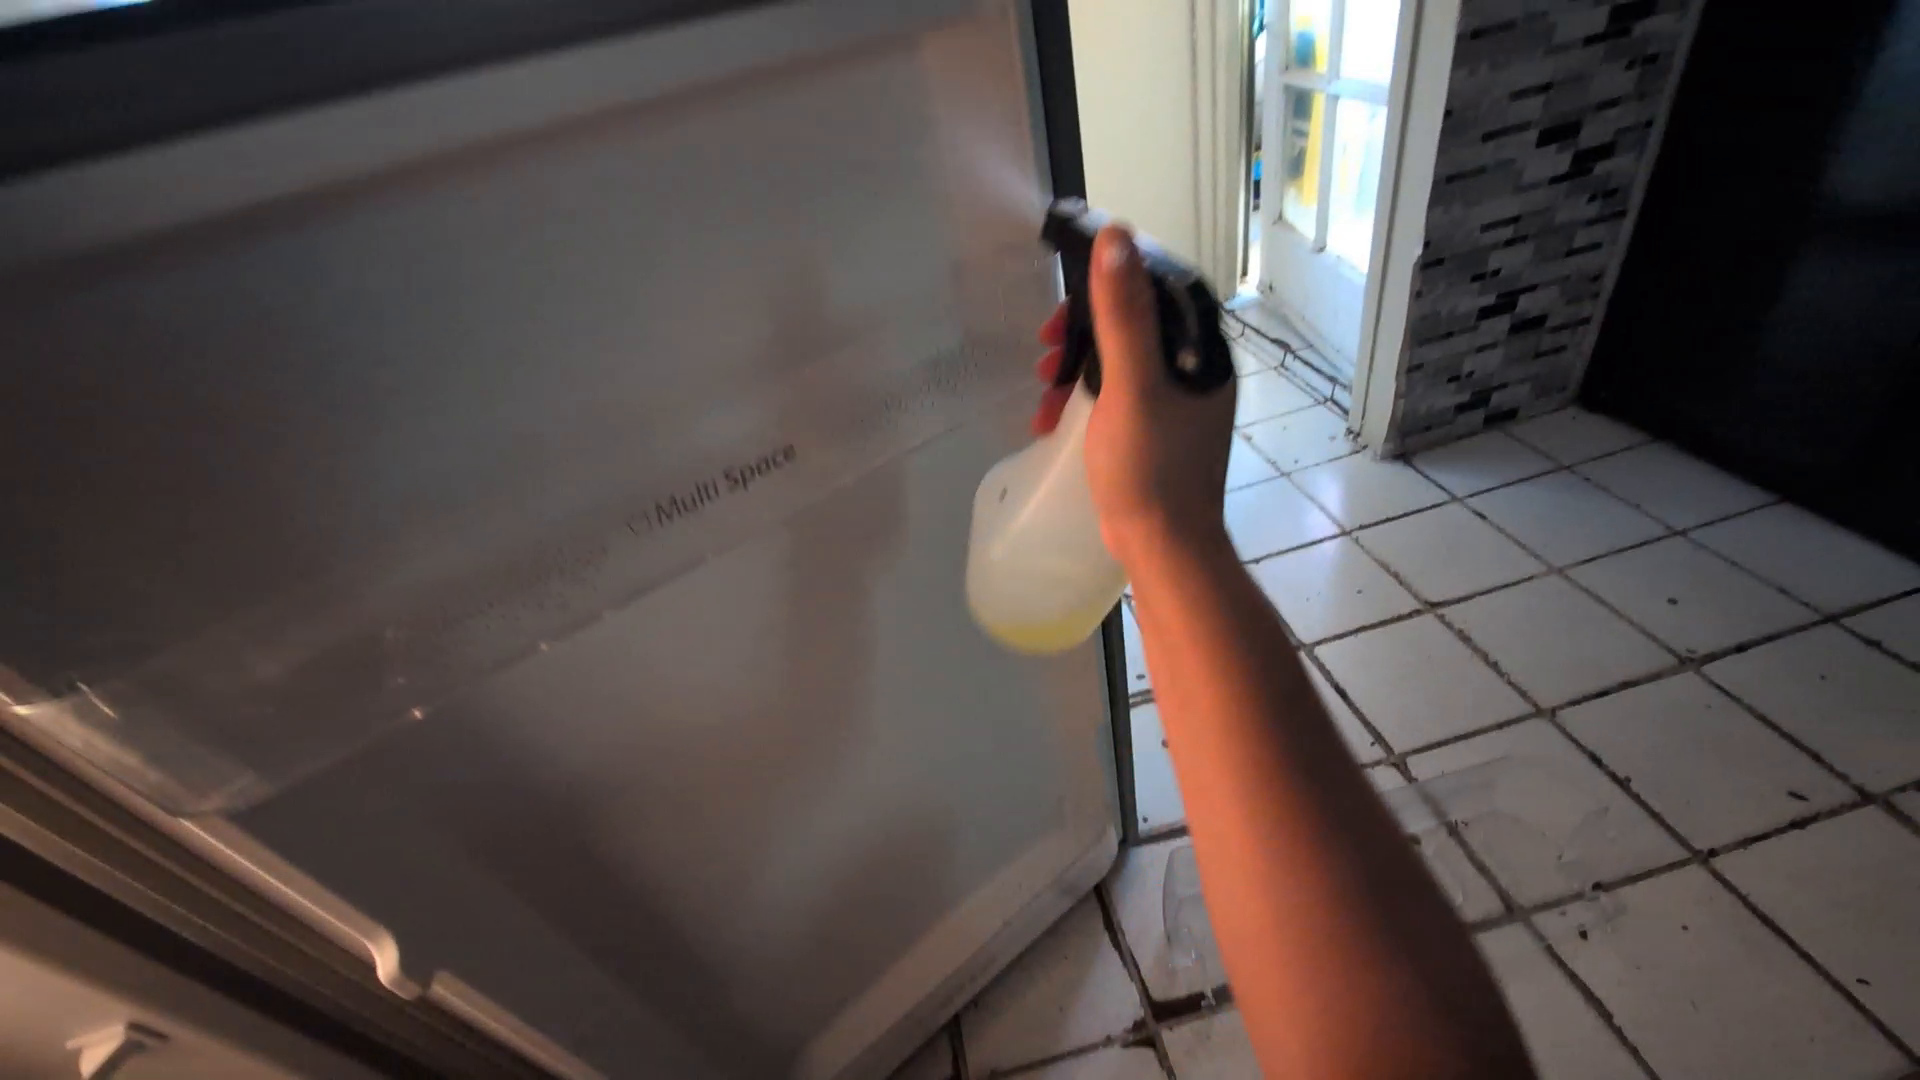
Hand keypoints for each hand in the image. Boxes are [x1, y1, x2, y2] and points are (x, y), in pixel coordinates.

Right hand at [1032, 226, 1236, 567]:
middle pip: (1138, 326)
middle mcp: (1196, 373)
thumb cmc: (1150, 468)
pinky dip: (1084, 400)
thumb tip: (1117, 238)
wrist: (1163, 546)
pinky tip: (1051, 419)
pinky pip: (1117, 397)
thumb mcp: (1131, 386)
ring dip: (1078, 367)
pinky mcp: (1155, 433)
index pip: (1165, 289)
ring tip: (1043, 386)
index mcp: (1203, 353)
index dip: (1119, 279)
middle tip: (1047, 341)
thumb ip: (1123, 314)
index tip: (1073, 289)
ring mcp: (1176, 406)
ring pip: (1123, 364)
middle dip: (1086, 331)